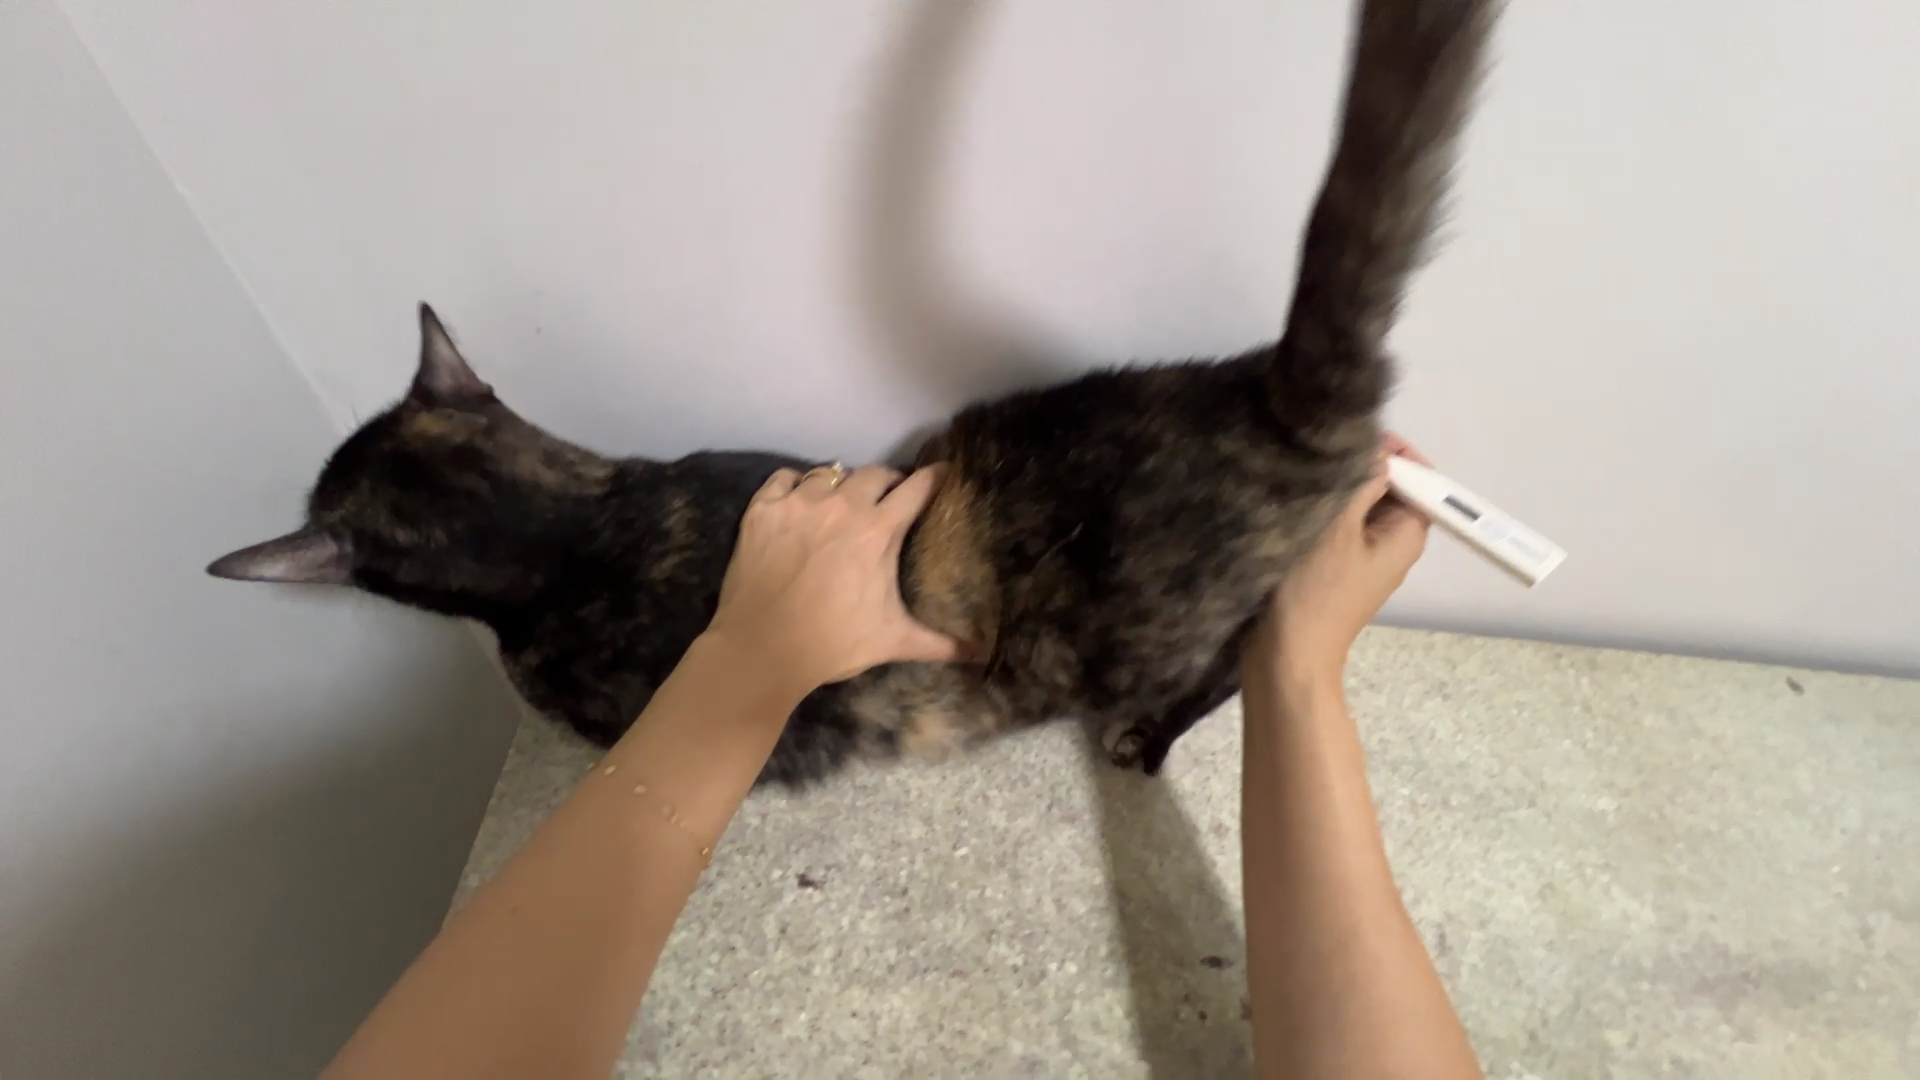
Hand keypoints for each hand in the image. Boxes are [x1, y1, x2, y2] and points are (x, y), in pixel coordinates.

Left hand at [706, 463, 965, 691]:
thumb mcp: (893, 641)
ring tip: (841, 503)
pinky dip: (796, 485)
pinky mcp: (763, 509)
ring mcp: (799, 503)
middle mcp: (842, 505)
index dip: (934, 478)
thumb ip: (940, 643)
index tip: (942, 474)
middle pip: (874, 473)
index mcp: (879, 530)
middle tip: (888, 498)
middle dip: (887, 482)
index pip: (917, 487)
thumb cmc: (833, 644)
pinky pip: (785, 478)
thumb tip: (981, 657)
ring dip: (841, 485)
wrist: (761, 650)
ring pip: (829, 473)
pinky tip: (799, 502)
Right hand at [1251, 434, 1431, 684]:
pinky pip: (1332, 527)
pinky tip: (1287, 507)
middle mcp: (1392, 542)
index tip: (1344, 437)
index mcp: (1407, 532)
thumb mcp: (1336, 527)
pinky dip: (1316, 513)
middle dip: (1352, 468)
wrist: (1284, 655)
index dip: (1386, 450)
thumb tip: (1373, 446)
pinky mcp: (1331, 568)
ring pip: (1353, 507)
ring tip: (1294, 478)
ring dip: (1328, 491)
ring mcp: (1361, 558)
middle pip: (1383, 488)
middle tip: (1311, 455)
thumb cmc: (1313, 591)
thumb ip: (1359, 481)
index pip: (1416, 475)